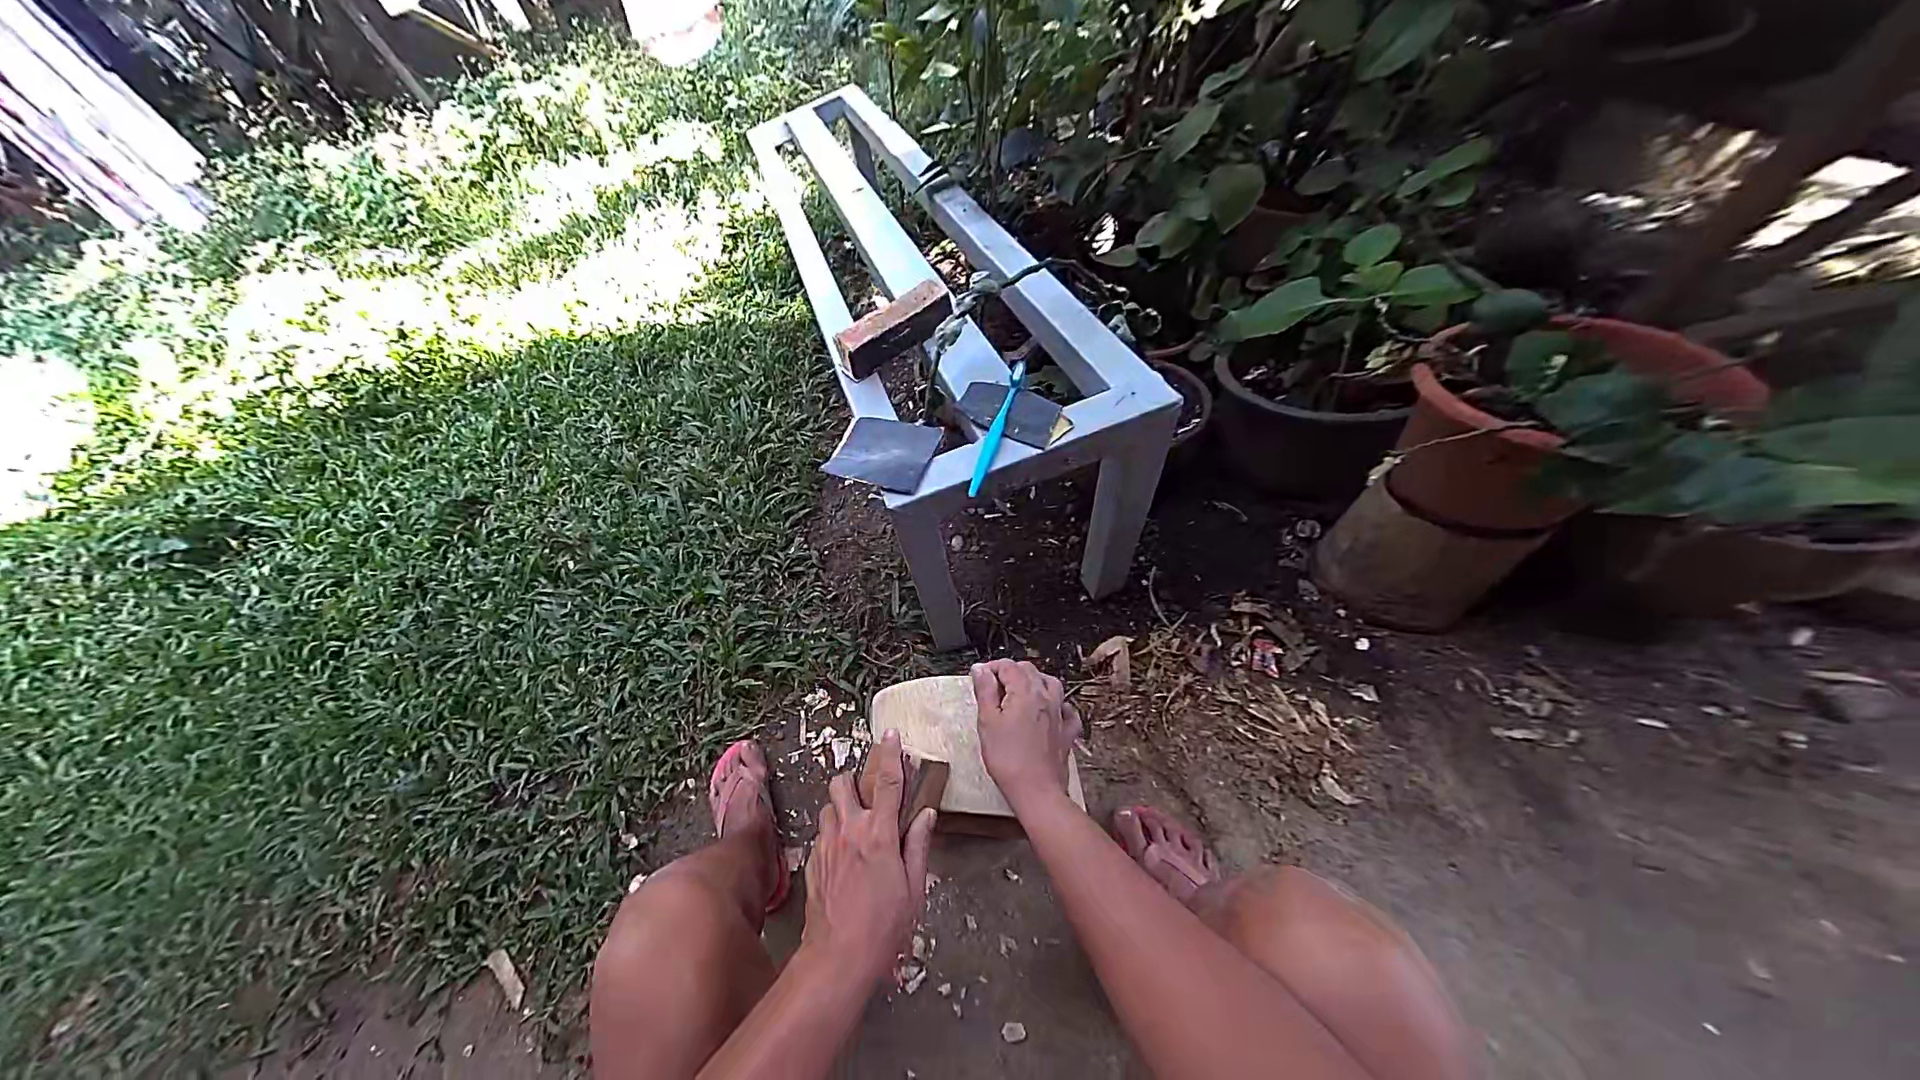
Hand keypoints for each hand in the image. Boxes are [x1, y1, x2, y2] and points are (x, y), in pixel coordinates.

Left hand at [802, 730, 935, 983]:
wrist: (837, 958)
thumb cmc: (883, 928)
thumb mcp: (914, 888)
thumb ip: (918, 845)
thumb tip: (925, 815)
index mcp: (879, 834)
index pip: (887, 781)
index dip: (890, 753)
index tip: (891, 735)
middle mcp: (849, 831)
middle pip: (843, 783)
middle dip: (855, 778)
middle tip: (868, 790)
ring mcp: (826, 845)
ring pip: (828, 806)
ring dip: (841, 807)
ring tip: (856, 824)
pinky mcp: (811, 862)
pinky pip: (820, 834)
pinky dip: (832, 833)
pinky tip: (843, 853)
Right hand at [972, 659, 1081, 811]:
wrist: (1037, 791)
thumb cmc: (1009, 760)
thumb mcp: (987, 722)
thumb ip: (984, 691)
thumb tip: (980, 670)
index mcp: (1026, 692)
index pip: (1008, 666)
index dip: (991, 667)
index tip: (979, 676)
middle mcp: (1046, 697)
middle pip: (1029, 670)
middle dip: (1010, 671)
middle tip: (992, 685)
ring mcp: (1059, 714)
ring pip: (1051, 684)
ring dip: (1034, 682)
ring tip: (1018, 692)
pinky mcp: (1066, 732)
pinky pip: (1067, 710)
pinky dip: (1058, 704)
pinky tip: (1051, 710)